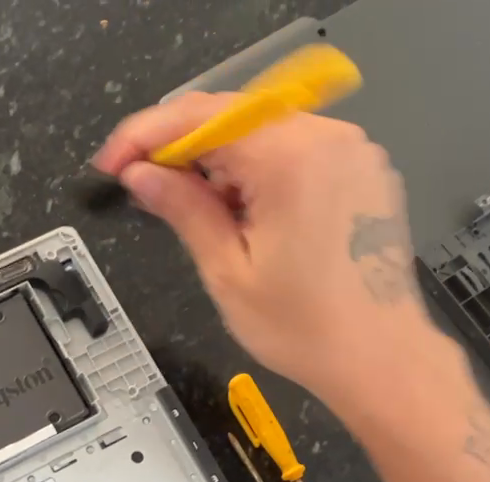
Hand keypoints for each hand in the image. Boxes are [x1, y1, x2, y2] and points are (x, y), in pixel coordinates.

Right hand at [94, 94, 475, 433]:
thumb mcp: (226, 271)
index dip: (146, 136)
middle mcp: (328, 139)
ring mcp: (351, 152)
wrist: (377, 356)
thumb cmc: (305, 328)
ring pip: (262, 132)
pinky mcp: (360, 171)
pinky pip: (295, 150)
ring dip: (216, 161)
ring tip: (186, 205)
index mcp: (291, 158)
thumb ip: (183, 210)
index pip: (201, 117)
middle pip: (232, 117)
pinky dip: (256, 170)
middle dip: (178, 147)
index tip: (112, 163)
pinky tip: (235, 207)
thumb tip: (141, 176)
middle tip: (137, 181)